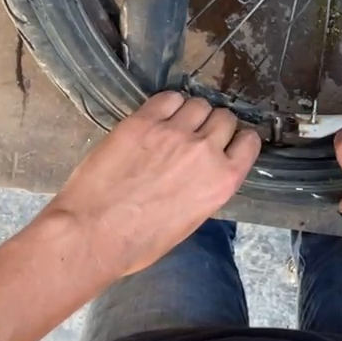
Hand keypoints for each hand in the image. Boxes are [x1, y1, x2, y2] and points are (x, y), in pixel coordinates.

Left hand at [43, 91, 258, 278]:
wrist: (92, 234)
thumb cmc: (140, 242)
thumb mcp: (190, 219)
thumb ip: (206, 186)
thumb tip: (204, 170)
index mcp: (223, 180)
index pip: (249, 142)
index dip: (239, 139)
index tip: (229, 141)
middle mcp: (205, 150)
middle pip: (224, 118)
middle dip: (214, 124)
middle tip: (197, 135)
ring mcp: (174, 132)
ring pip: (198, 104)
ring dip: (192, 113)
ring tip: (176, 124)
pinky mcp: (143, 121)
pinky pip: (168, 98)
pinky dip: (168, 104)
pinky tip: (159, 116)